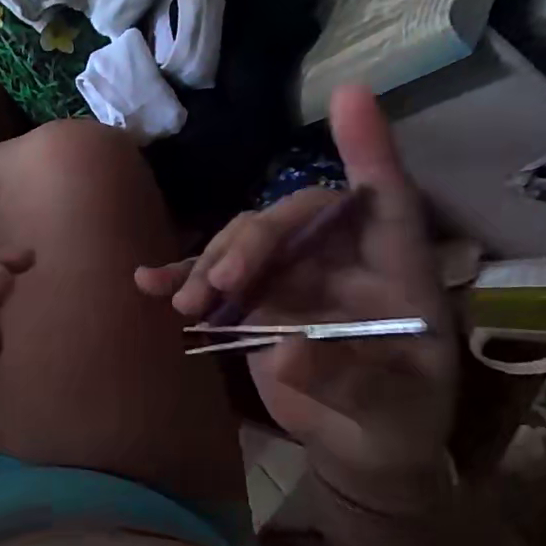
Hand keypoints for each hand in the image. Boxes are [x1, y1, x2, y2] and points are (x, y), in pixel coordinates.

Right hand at [136, 83, 458, 513]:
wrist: (359, 447)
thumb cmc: (395, 421)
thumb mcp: (388, 410)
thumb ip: (346, 380)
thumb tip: (284, 351)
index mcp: (394, 271)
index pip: (386, 199)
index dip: (369, 149)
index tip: (349, 98)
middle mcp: (340, 261)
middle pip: (293, 219)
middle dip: (254, 239)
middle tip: (225, 282)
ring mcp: (293, 279)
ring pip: (247, 243)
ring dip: (212, 263)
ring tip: (189, 305)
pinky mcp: (256, 303)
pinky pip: (217, 281)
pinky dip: (185, 279)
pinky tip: (149, 282)